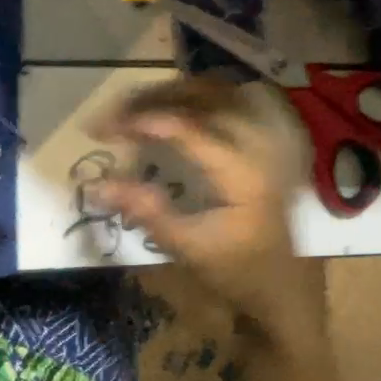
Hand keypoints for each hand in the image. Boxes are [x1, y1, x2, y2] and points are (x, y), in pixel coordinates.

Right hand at [93, 79, 323, 336]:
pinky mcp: (262, 143)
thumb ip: (145, 210)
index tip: (104, 129)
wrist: (283, 288)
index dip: (143, 121)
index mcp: (243, 171)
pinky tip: (169, 109)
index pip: (189, 129)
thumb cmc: (236, 271)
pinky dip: (194, 99)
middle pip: (204, 96)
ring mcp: (264, 140)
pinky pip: (228, 103)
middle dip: (154, 97)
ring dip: (173, 93)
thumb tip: (96, 186)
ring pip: (218, 92)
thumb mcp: (187, 246)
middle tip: (115, 112)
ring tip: (135, 107)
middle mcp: (258, 145)